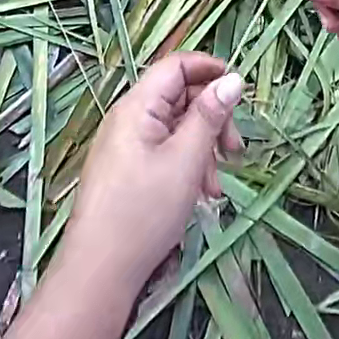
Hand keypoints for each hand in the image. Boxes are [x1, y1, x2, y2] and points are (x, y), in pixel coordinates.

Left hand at [66, 53, 243, 288]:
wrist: (98, 273)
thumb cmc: (144, 211)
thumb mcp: (187, 159)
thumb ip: (210, 115)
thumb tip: (232, 79)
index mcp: (138, 106)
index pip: (176, 65)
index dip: (210, 69)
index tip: (239, 90)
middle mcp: (128, 118)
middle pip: (179, 96)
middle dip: (213, 117)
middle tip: (235, 150)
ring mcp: (126, 144)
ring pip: (176, 126)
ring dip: (204, 146)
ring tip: (215, 185)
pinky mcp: (127, 168)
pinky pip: (165, 150)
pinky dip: (188, 163)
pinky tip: (201, 193)